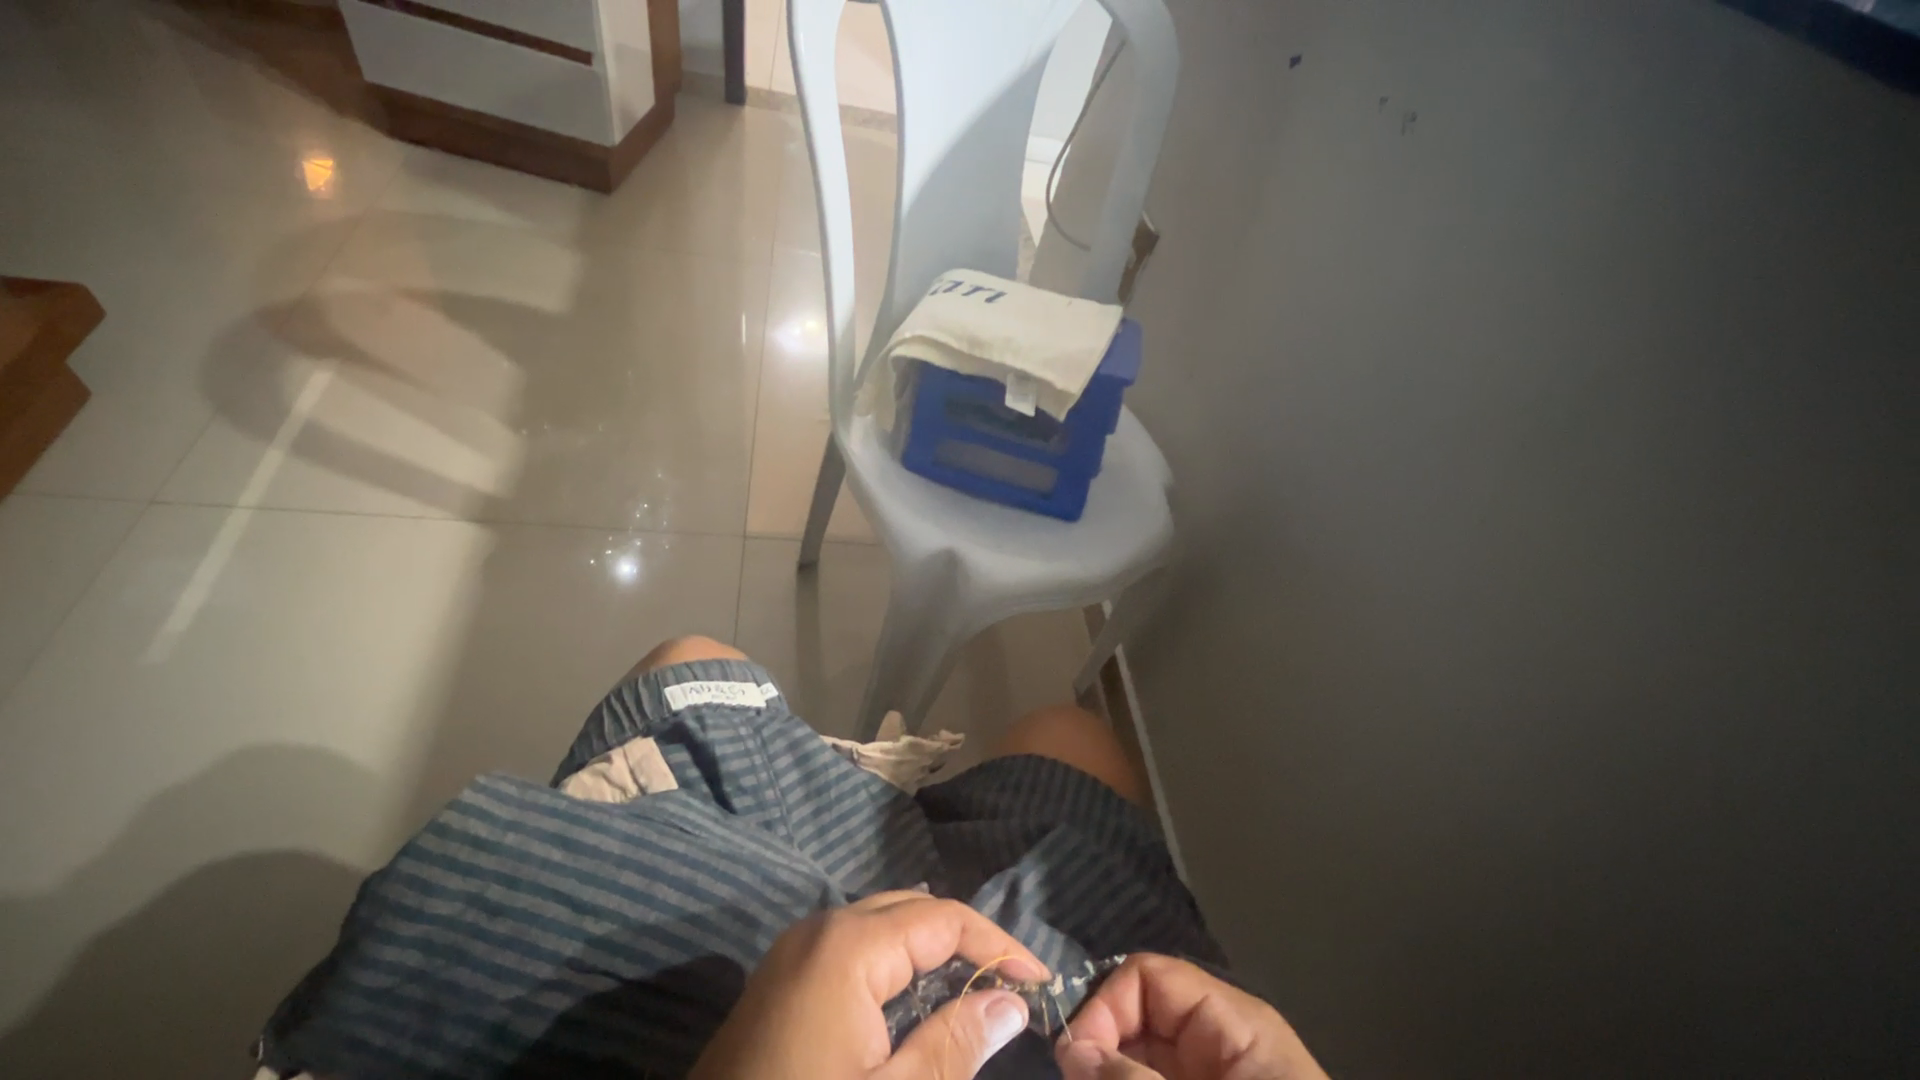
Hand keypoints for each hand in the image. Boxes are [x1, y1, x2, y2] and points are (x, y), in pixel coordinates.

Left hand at [690, 891, 1048, 1079]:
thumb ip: (954, 1044)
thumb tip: (1010, 1003)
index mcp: (848, 945)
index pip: (943, 917)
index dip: (998, 944)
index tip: (1039, 983)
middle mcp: (819, 929)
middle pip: (911, 911)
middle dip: (964, 942)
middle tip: (1008, 987)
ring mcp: (793, 952)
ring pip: (880, 928)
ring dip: (928, 954)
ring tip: (970, 995)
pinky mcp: (779, 981)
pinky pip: (850, 952)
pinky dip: (891, 968)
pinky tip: (910, 1008)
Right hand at [1056, 954, 1327, 1079]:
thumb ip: (1138, 1079)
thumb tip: (1073, 1051)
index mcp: (1230, 1021)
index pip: (1147, 977)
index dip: (1105, 1004)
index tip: (1075, 1055)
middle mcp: (1217, 1042)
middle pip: (1138, 1017)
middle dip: (1100, 1045)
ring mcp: (1209, 1077)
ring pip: (1139, 1057)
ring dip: (1109, 1072)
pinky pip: (1153, 1079)